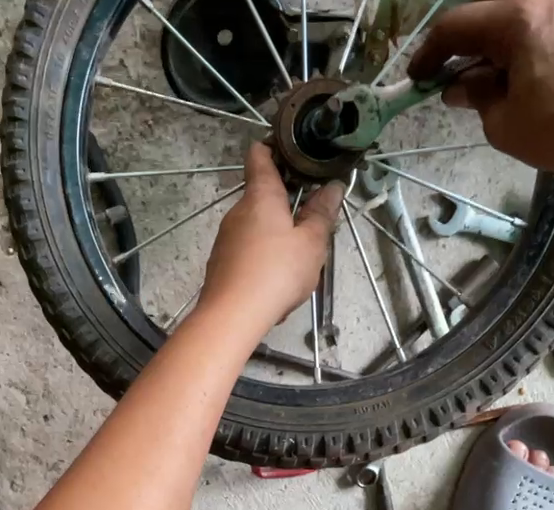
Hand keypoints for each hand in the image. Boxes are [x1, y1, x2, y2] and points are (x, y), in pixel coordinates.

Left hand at [196, 143, 341, 329]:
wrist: (231, 317)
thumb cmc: (276, 273)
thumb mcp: (311, 243)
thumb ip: (322, 214)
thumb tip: (333, 187)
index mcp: (260, 196)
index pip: (259, 156)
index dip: (274, 148)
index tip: (292, 152)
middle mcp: (237, 212)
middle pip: (261, 196)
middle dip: (285, 203)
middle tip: (310, 218)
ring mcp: (225, 239)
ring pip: (254, 227)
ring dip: (275, 234)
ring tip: (296, 257)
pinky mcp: (220, 265)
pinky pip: (246, 252)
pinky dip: (262, 258)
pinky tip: (275, 281)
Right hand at [410, 0, 553, 180]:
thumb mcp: (504, 124)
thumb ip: (477, 96)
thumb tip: (461, 85)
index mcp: (520, 16)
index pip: (457, 25)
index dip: (430, 53)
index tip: (419, 77)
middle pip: (495, 13)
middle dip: (471, 46)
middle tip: (461, 80)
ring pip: (530, 12)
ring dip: (508, 41)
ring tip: (506, 76)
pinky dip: (543, 34)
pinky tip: (544, 65)